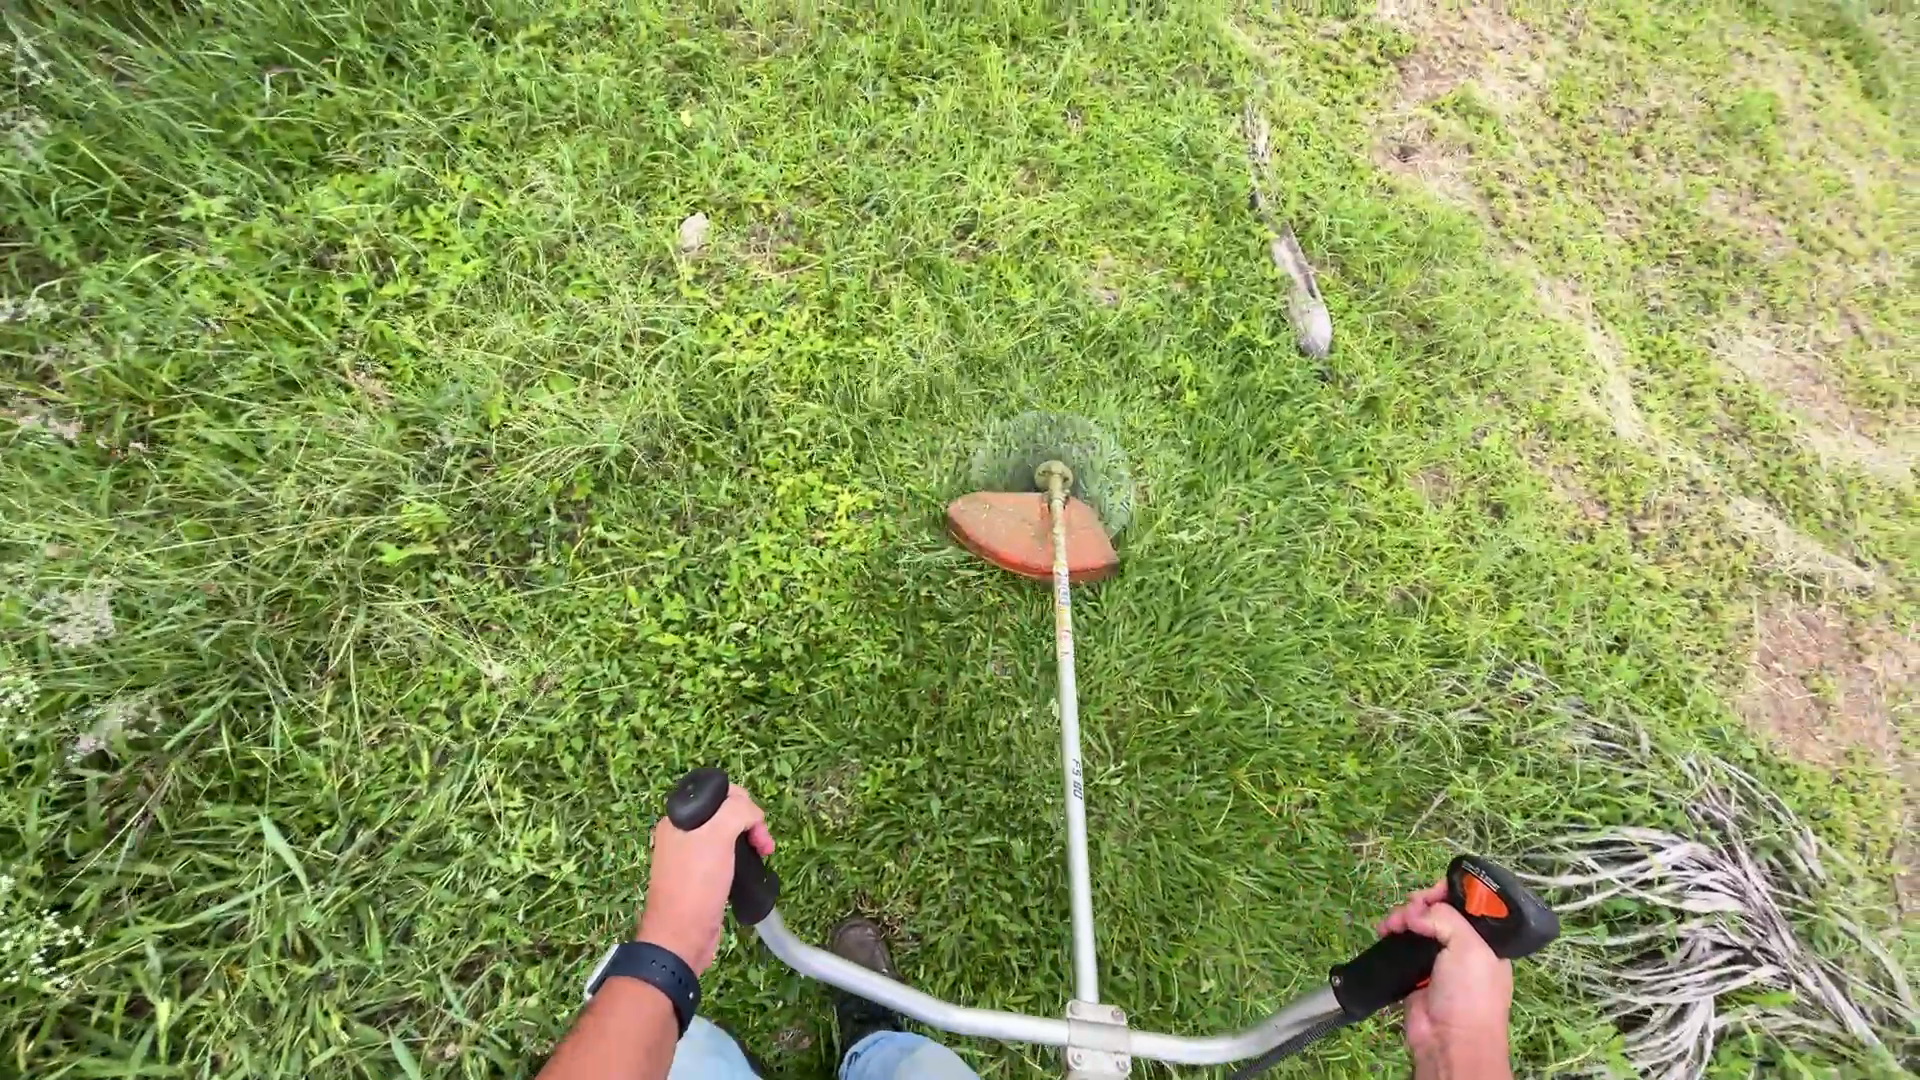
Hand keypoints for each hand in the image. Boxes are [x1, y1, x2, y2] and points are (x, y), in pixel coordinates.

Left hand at [634, 783, 774, 974]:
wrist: (682, 938)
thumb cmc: (698, 883)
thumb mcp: (718, 836)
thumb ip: (737, 811)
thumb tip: (752, 814)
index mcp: (679, 817)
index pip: (719, 791)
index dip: (742, 801)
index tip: (755, 822)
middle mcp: (683, 832)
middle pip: (727, 810)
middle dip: (751, 820)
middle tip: (762, 842)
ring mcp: (692, 854)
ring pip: (730, 831)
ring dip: (751, 836)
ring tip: (764, 853)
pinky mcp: (702, 874)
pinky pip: (728, 852)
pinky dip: (744, 853)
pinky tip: (753, 863)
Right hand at [1377, 881, 1513, 1079]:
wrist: (1449, 1040)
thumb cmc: (1469, 994)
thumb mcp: (1469, 948)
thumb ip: (1445, 918)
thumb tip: (1414, 912)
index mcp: (1486, 943)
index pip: (1467, 905)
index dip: (1447, 893)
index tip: (1430, 893)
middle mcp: (1463, 947)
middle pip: (1437, 910)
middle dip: (1419, 904)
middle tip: (1409, 912)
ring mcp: (1438, 958)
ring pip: (1416, 922)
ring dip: (1401, 916)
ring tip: (1392, 925)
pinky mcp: (1415, 968)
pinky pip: (1402, 939)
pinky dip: (1392, 930)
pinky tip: (1384, 931)